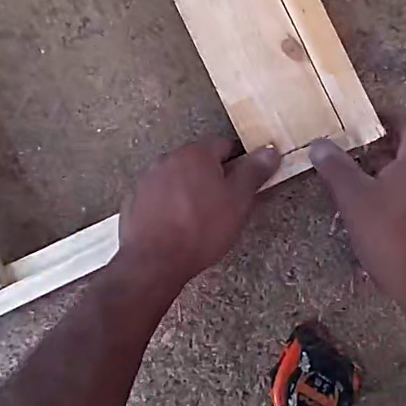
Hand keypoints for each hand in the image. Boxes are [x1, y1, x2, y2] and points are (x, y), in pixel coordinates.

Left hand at [114, 136, 280, 288]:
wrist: (155, 260)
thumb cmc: (198, 230)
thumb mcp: (238, 201)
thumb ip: (254, 172)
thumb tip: (269, 152)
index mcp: (195, 154)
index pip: (224, 145)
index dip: (239, 162)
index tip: (246, 178)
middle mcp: (168, 159)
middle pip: (198, 161)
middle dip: (213, 177)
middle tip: (227, 202)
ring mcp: (148, 179)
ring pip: (178, 178)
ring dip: (190, 191)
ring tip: (202, 218)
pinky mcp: (136, 200)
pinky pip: (160, 196)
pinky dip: (170, 205)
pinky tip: (179, 225)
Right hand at [308, 113, 405, 312]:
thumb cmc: (390, 235)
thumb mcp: (354, 198)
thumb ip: (336, 167)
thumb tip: (320, 144)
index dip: (387, 115)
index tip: (361, 119)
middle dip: (379, 144)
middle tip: (349, 150)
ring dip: (385, 168)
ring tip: (354, 178)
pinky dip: (395, 187)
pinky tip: (371, 205)